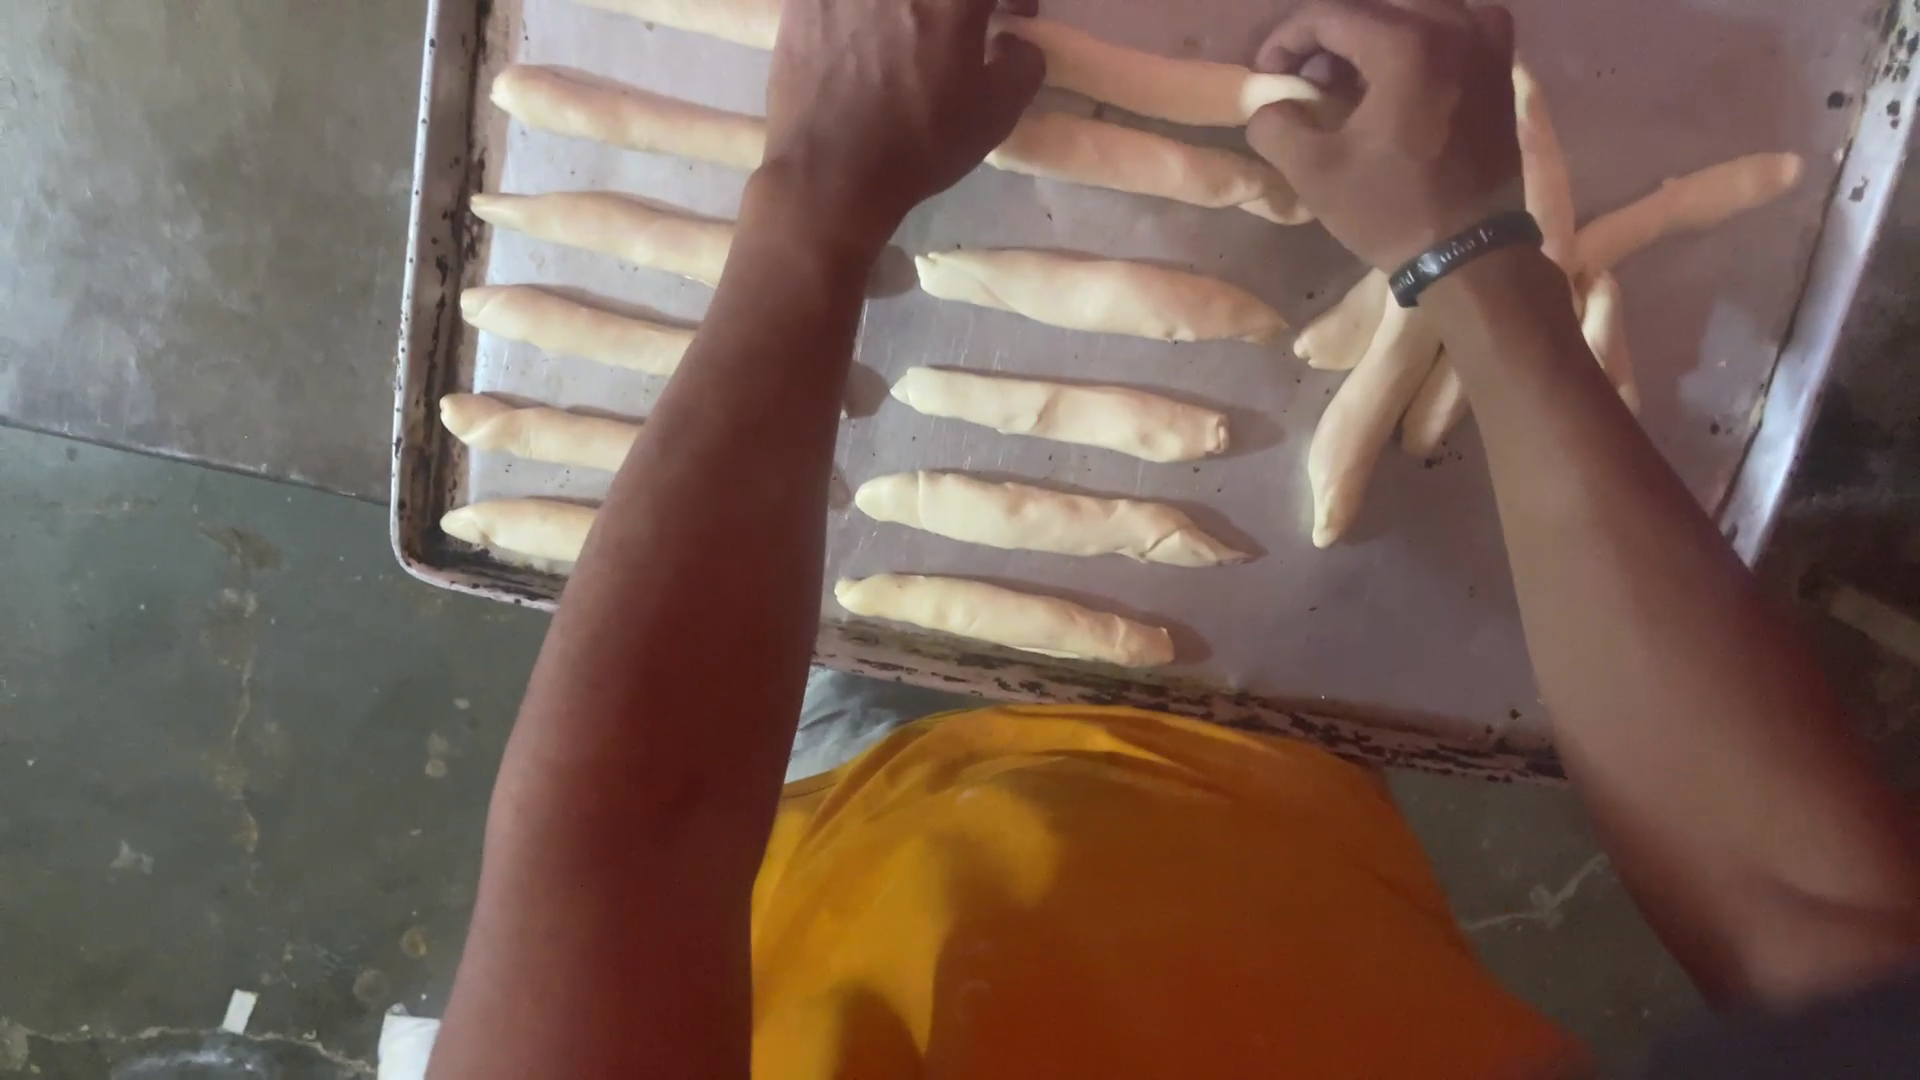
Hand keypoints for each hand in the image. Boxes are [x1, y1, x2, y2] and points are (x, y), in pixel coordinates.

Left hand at [759, 0, 1045, 251]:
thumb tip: (1016, 44)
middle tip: (960, 26)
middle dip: (959, 5)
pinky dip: (866, 16)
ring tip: (910, 38)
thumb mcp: (994, 116)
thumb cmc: (919, 145)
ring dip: (911, 13)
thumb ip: (1023, 66)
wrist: (831, 173)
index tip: (1014, 15)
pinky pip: (845, 0)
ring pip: (892, 0)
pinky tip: (867, 43)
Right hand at [1246, 0, 1521, 271]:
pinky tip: (1391, 80)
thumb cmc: (1387, 209)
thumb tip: (1266, 105)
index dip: (1287, 38)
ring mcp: (1485, 36)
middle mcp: (1454, 22)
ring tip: (1345, 80)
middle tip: (1303, 77)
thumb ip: (1276, 128)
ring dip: (1370, 36)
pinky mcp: (1498, 59)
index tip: (1265, 72)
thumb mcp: (1314, 174)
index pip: (1331, 14)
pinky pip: (1449, 24)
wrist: (1465, 244)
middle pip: (1373, 6)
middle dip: (1328, 35)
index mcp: (1406, 44)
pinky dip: (1411, 41)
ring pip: (1413, 9)